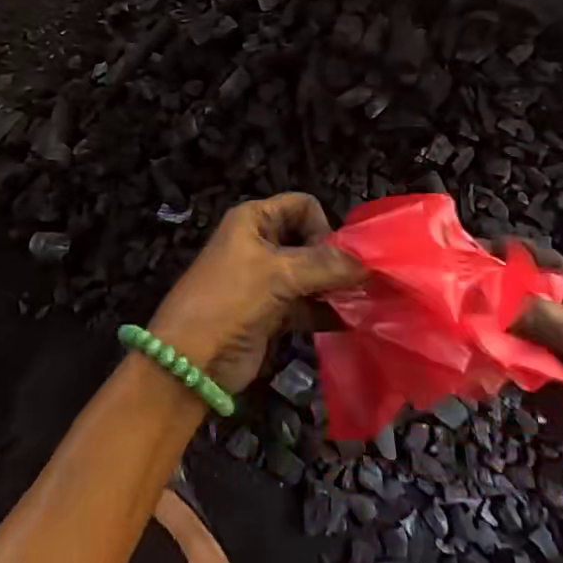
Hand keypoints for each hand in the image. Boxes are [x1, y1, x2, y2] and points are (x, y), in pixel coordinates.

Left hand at [147, 193, 365, 391]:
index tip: (337, 258)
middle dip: (337, 261)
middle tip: (366, 285)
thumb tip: (368, 261)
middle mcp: (260, 243)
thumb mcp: (277, 274)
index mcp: (253, 220)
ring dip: (337, 289)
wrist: (194, 356)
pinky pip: (308, 305)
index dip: (323, 226)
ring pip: (312, 276)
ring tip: (368, 305)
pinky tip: (354, 324)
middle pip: (310, 241)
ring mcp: (266, 279)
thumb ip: (325, 265)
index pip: (301, 206)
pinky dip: (328, 312)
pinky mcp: (273, 312)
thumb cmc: (230, 299)